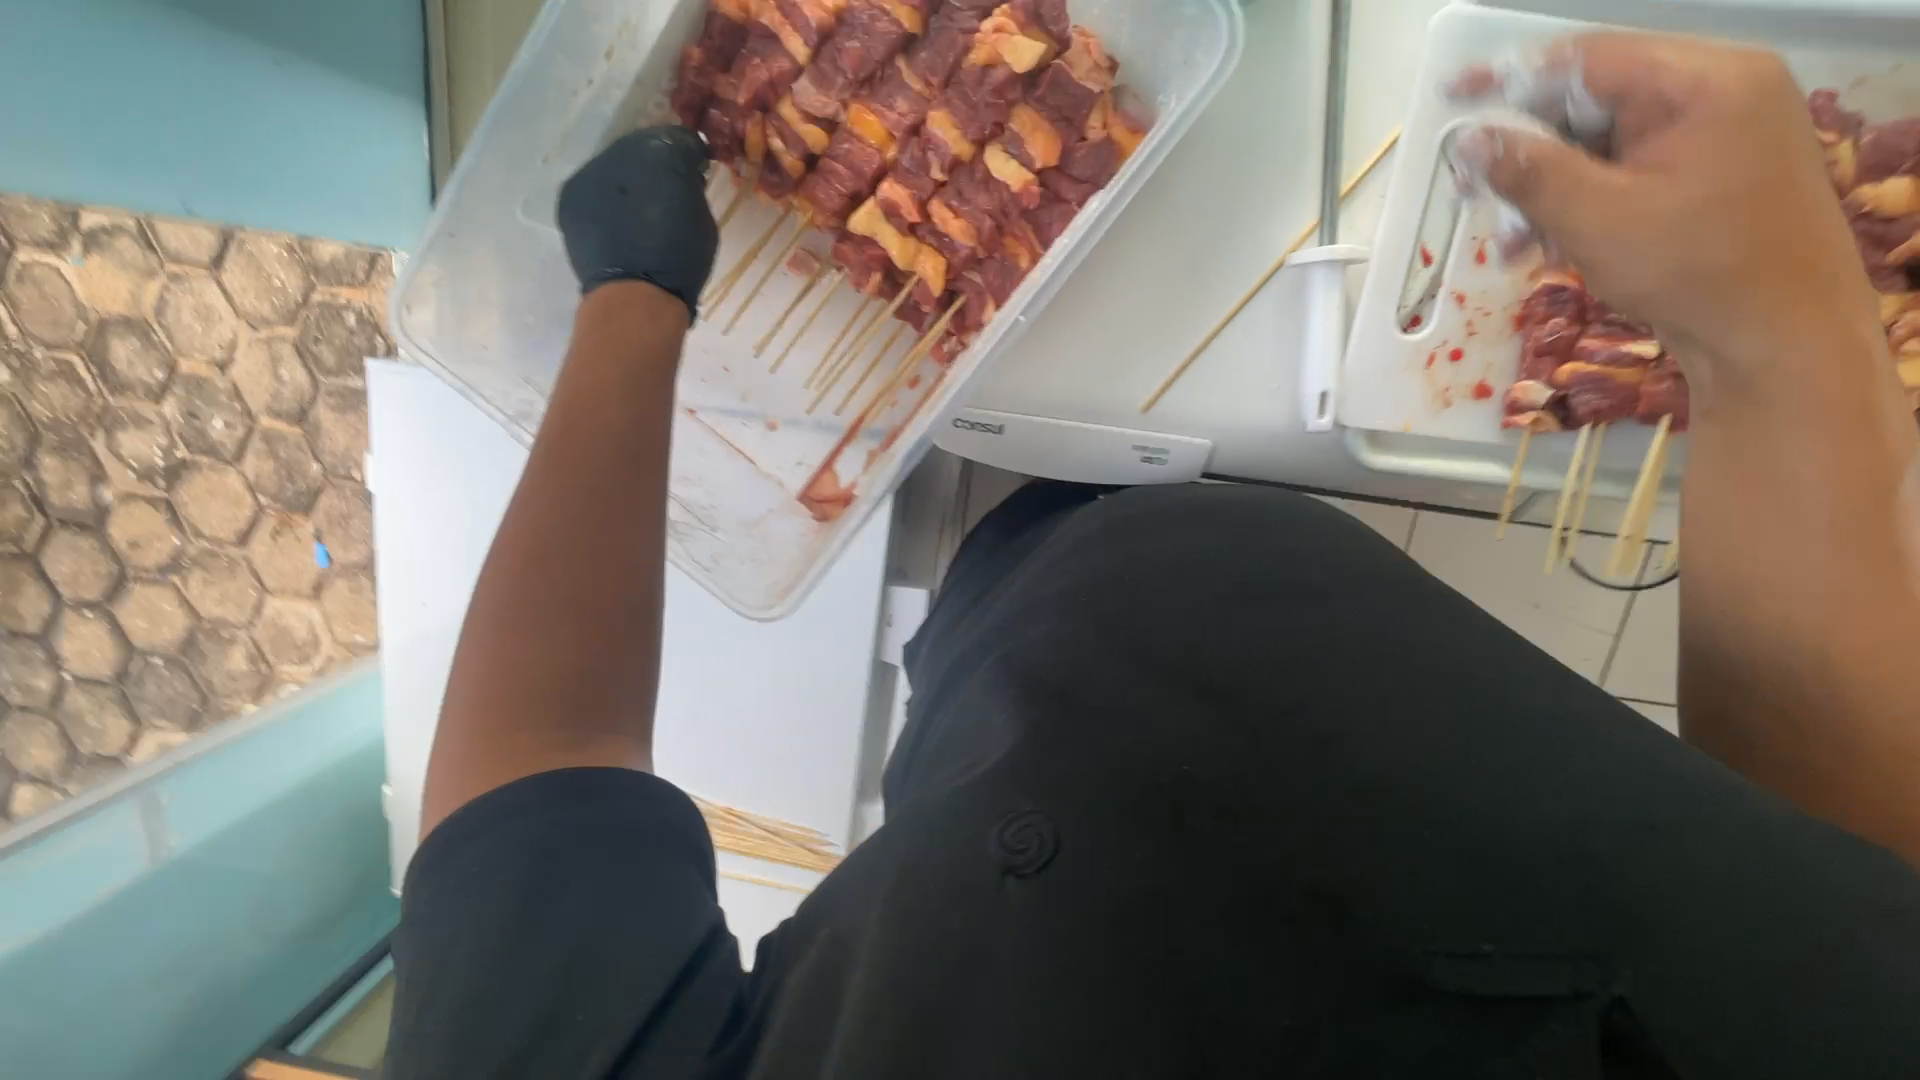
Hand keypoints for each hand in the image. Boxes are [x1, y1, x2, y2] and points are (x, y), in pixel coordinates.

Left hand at [557, 126, 718, 317]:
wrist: (636, 295)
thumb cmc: (682, 260)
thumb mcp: (703, 218)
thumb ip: (692, 189)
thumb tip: (685, 178)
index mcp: (663, 154)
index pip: (680, 139)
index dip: (691, 155)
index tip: (697, 172)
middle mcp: (620, 152)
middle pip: (643, 148)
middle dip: (657, 165)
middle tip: (668, 190)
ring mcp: (590, 173)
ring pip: (615, 167)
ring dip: (629, 181)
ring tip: (641, 210)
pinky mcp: (570, 196)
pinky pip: (594, 189)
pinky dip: (608, 200)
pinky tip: (618, 223)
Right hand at [1447, 33, 1882, 378]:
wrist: (1775, 333)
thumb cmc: (1690, 269)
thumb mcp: (1594, 218)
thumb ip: (1528, 171)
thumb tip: (1469, 138)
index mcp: (1704, 82)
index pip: (1587, 59)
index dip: (1511, 78)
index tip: (1453, 95)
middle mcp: (1717, 91)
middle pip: (1593, 101)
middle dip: (1526, 149)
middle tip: (1471, 188)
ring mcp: (1717, 131)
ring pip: (1602, 142)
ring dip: (1546, 187)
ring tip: (1511, 240)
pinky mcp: (1708, 170)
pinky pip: (1625, 169)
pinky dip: (1579, 202)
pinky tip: (1546, 244)